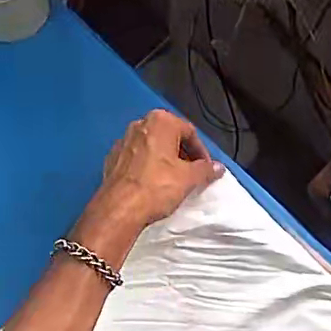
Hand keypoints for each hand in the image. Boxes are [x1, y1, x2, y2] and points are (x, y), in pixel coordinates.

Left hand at [72, 110, 222, 263]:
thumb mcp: (189, 179)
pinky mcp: (112, 158)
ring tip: (173, 180)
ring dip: (165, 160)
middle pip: (169, 137)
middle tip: (192, 174)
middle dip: (182, 154)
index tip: (206, 169)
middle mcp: (139, 125)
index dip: (202, 152)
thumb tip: (218, 167)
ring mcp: (123, 141)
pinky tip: (152, 184)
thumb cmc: (157, 187)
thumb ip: (206, 170)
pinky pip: (136, 158)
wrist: (119, 209)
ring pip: (151, 147)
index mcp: (160, 121)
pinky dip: (147, 167)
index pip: (190, 132)